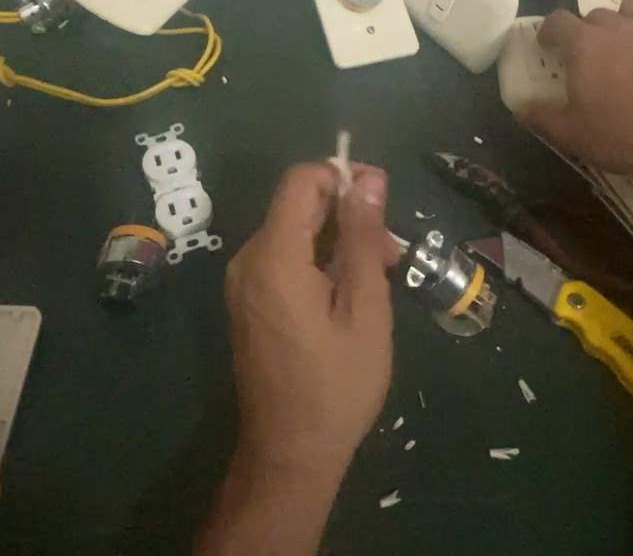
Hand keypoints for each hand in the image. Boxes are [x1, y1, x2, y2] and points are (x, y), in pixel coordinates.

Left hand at [224, 161, 399, 478]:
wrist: (289, 455)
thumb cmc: (336, 385)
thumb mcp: (364, 308)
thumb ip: (363, 237)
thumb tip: (370, 178)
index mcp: (274, 256)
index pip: (301, 181)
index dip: (341, 177)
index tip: (380, 202)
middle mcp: (249, 259)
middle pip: (298, 205)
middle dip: (346, 214)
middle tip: (389, 253)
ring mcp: (244, 282)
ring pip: (295, 231)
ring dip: (337, 240)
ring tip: (377, 277)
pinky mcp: (248, 300)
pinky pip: (284, 257)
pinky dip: (318, 260)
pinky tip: (348, 293)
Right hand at [522, 0, 632, 244]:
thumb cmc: (622, 134)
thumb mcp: (570, 134)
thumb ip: (540, 116)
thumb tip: (519, 105)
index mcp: (584, 44)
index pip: (557, 20)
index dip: (549, 32)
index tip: (548, 48)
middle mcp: (617, 27)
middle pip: (595, 14)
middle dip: (587, 31)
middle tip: (588, 57)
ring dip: (625, 19)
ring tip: (625, 42)